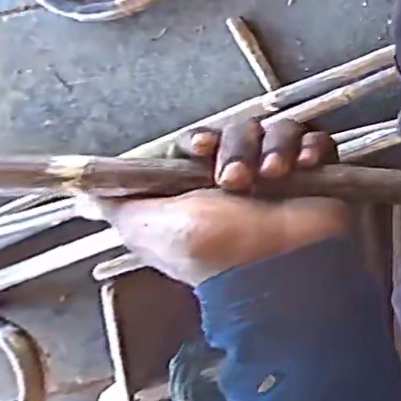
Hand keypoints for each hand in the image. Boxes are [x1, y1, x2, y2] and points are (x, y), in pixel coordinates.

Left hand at [99, 118, 345, 285]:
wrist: (278, 271)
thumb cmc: (218, 253)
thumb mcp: (153, 229)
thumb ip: (119, 206)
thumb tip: (83, 192)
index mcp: (207, 185)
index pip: (205, 141)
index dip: (203, 138)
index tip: (200, 148)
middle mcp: (246, 174)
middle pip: (243, 130)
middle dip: (239, 147)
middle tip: (237, 179)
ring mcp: (284, 172)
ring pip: (280, 130)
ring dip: (276, 145)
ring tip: (274, 174)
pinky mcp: (317, 173)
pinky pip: (317, 141)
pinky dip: (312, 146)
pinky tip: (305, 165)